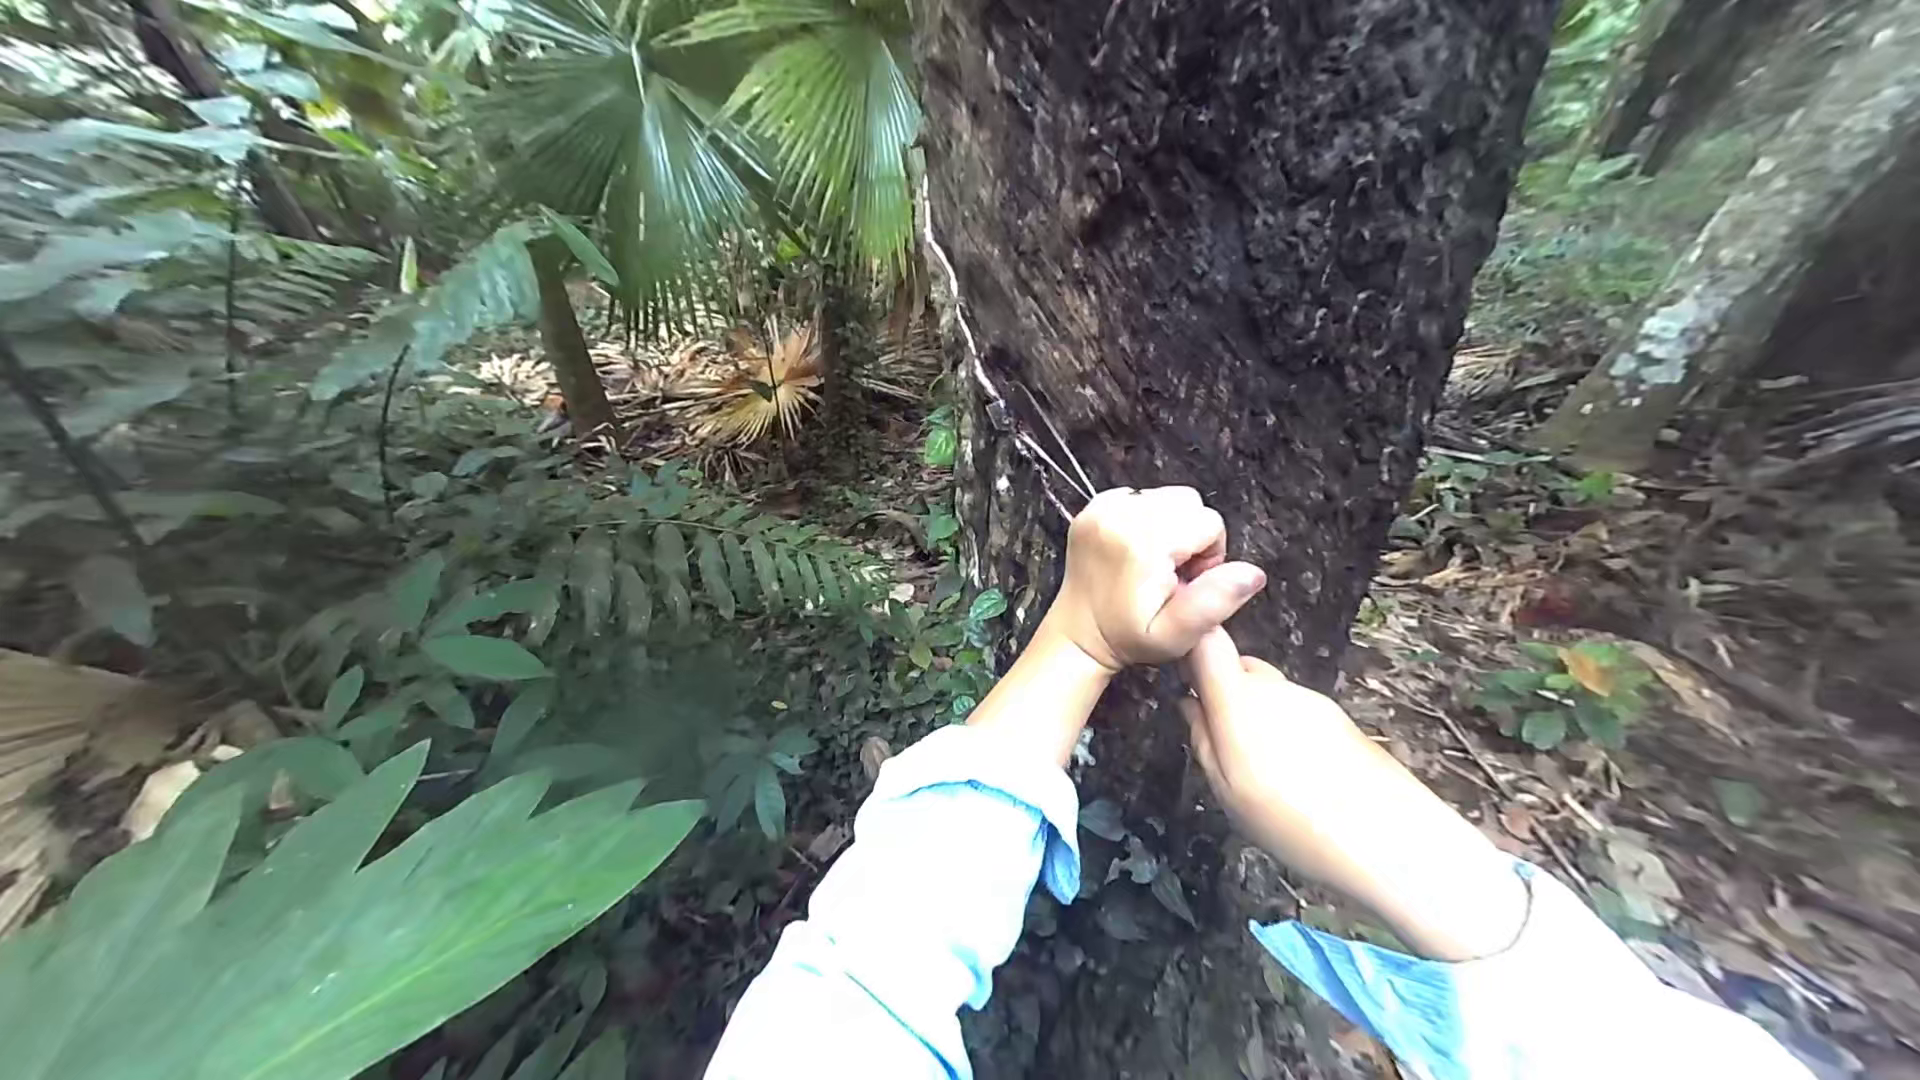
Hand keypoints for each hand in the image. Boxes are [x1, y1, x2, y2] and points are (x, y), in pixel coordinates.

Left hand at [1042, 487, 1266, 672]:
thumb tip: (1252, 573)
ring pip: (1166, 497)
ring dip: (1169, 525)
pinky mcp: (1092, 509)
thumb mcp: (1177, 634)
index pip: (1209, 522)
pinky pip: (1139, 497)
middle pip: (1189, 502)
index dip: (1209, 555)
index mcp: (1143, 542)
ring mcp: (1101, 509)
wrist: (1078, 634)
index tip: (1186, 582)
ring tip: (1153, 562)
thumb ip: (1216, 601)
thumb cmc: (1126, 637)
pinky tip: (1135, 550)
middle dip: (1190, 536)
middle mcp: (1119, 516)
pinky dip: (1145, 519)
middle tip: (1170, 573)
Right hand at [1182, 629, 1529, 960]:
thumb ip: (1202, 739)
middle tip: (1220, 740)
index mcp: (1239, 699)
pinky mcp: (1339, 718)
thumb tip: (1189, 704)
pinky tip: (1297, 773)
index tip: (1182, 675)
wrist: (1396, 844)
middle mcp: (1275, 687)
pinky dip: (1284, 728)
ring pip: (1268, 690)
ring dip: (1255, 713)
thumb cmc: (1293, 820)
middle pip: (1238, 666)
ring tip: (1262, 768)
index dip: (1191, 645)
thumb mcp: (1226, 790)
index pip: (1209, 642)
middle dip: (1221, 690)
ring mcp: (1311, 701)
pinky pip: (1295, 710)